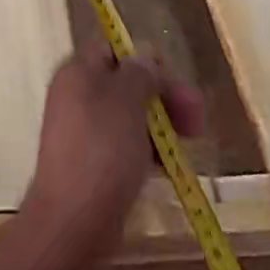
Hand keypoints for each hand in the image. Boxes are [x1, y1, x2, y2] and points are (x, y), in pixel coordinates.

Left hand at [20, 42, 205, 241]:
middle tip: (196, 115)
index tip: (172, 76)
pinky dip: (148, 149)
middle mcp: (76, 95)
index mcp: (77, 71)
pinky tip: (171, 165)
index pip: (111, 47)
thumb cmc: (102, 151)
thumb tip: (145, 57)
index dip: (142, 56)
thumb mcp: (127, 102)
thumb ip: (140, 74)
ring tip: (192, 140)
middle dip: (162, 95)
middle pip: (125, 82)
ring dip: (161, 123)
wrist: (73, 222)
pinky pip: (124, 145)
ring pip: (128, 115)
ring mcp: (83, 131)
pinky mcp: (92, 163)